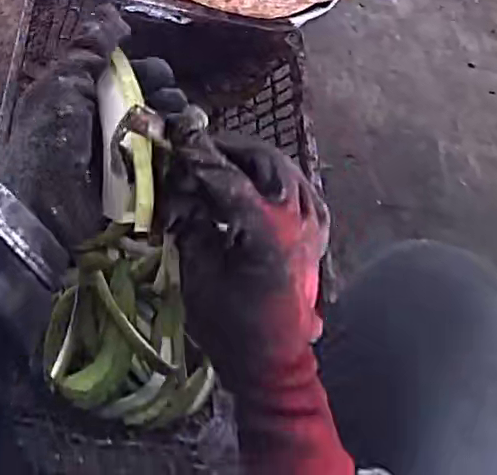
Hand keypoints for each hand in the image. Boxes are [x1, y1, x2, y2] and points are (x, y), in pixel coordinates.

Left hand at [0, 8, 188, 248]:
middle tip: (166, 99)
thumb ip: (89, 50)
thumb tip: (112, 11)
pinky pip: (165, 149)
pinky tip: (186, 137)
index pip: (125, 67)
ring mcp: (121, 144)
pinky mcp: (136, 173)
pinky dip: (178, 141)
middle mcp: (105, 112)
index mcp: (84, 88)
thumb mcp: (63, 87)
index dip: (143, 66)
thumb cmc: (47, 142)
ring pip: (161, 118)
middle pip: (148, 90)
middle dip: (163, 89)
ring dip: (174, 113)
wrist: (41, 211)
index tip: (155, 74)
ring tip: (178, 120)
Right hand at [164, 122, 328, 376]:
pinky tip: (256, 180)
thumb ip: (191, 221)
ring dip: (250, 157)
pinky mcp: (318, 230)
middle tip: (198, 148)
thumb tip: (179, 183)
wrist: (276, 366)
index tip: (178, 131)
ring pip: (284, 166)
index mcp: (265, 231)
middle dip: (227, 147)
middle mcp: (295, 218)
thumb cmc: (230, 326)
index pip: (226, 175)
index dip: (199, 151)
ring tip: (222, 159)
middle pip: (262, 158)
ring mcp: (312, 223)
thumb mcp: (198, 272)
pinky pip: (299, 186)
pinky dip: (275, 176)